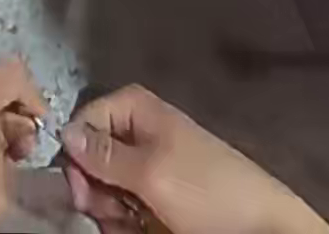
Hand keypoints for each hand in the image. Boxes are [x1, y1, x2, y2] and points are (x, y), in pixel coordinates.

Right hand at [62, 86, 328, 233]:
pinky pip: (124, 203)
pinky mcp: (157, 193)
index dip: (76, 156)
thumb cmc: (206, 191)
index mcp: (132, 107)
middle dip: (94, 188)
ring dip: (109, 209)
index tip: (83, 191)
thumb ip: (103, 154)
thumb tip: (62, 133)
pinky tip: (138, 230)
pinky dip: (124, 221)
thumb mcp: (151, 172)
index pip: (80, 122)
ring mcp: (146, 162)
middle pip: (89, 155)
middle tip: (113, 212)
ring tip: (132, 224)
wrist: (266, 230)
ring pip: (103, 184)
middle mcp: (134, 129)